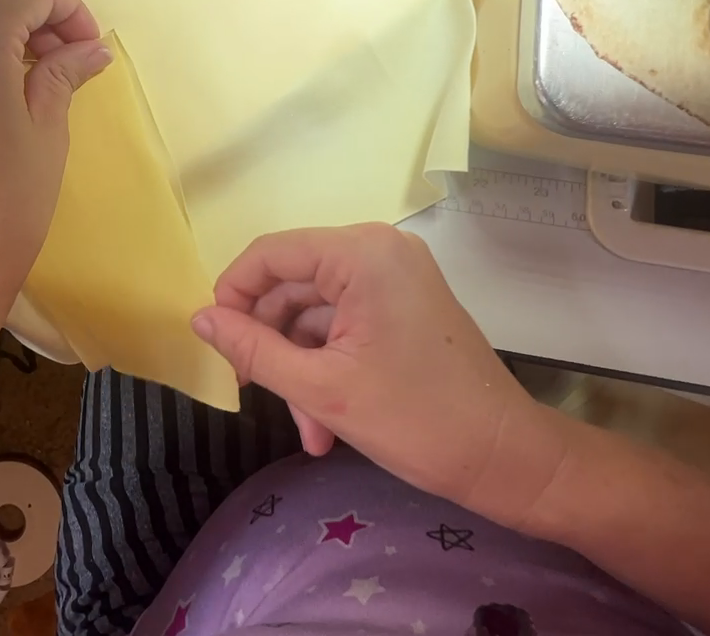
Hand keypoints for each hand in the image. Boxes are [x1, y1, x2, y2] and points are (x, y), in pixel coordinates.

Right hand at [191, 225, 566, 521]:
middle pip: (291, 283)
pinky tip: (324, 422)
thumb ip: (251, 348)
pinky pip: (342, 321)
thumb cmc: (416, 420)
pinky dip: (326, 364)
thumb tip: (198, 319)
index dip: (233, 293)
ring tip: (305, 427)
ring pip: (314, 310)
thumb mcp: (320, 388)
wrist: (510, 462)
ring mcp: (393, 274)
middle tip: (252, 390)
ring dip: (299, 365)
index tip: (216, 341)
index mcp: (360, 253)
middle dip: (271, 342)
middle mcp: (377, 249)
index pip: (270, 254)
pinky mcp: (402, 300)